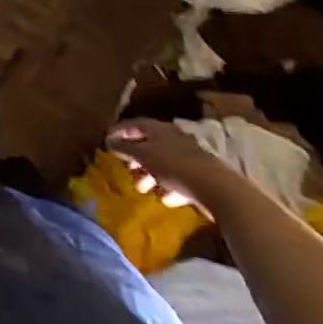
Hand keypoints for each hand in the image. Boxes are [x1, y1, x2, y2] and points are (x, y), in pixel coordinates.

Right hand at [106, 118, 243, 212]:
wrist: (217, 188)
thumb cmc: (173, 165)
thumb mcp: (142, 155)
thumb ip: (124, 147)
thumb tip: (108, 140)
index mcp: (160, 130)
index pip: (135, 125)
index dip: (119, 131)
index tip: (106, 140)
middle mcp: (175, 139)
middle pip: (149, 145)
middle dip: (135, 157)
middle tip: (125, 167)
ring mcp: (189, 157)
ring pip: (162, 163)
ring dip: (150, 175)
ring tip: (142, 189)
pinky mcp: (200, 174)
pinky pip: (178, 178)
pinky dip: (168, 187)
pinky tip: (165, 198)